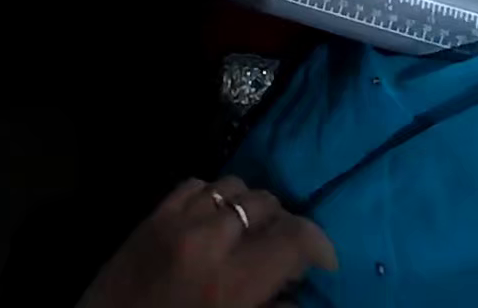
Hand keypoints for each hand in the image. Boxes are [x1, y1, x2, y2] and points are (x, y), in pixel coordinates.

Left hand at [77, 175, 337, 307]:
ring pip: (233, 185)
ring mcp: (176, 219)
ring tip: (250, 232)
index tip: (325, 261)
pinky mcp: (152, 214)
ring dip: (250, 206)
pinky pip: (196, 183)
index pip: (292, 239)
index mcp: (230, 283)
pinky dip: (214, 197)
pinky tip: (214, 219)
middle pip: (265, 203)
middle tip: (287, 251)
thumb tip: (299, 293)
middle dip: (284, 225)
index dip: (318, 244)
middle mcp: (207, 238)